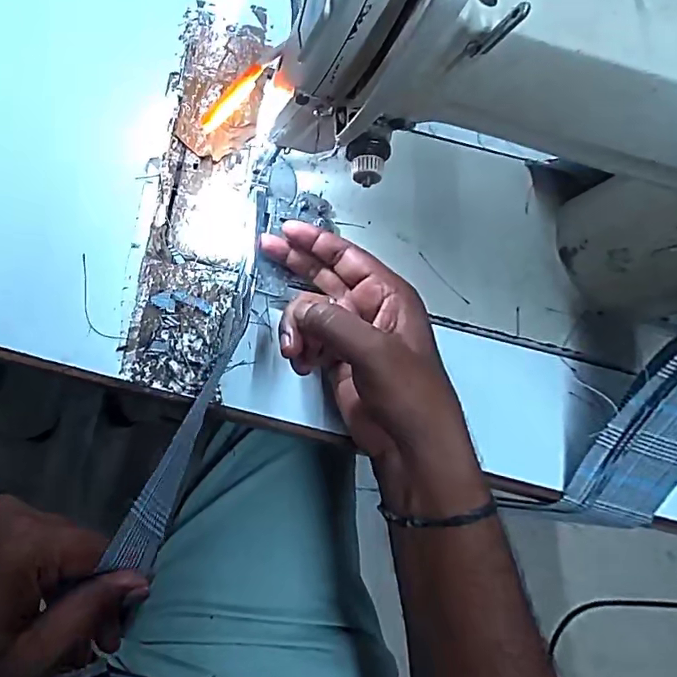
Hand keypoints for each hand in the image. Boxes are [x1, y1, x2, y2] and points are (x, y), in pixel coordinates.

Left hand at [0, 495, 148, 676]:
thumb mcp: (36, 658)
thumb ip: (89, 611)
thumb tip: (138, 579)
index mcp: (19, 537)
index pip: (94, 546)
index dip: (114, 589)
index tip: (114, 638)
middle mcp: (6, 510)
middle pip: (74, 542)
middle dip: (90, 590)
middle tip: (92, 647)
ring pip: (55, 542)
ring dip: (67, 586)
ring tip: (63, 639)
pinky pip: (30, 540)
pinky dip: (41, 574)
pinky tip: (37, 615)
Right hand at [259, 221, 488, 517]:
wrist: (410, 446)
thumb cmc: (408, 394)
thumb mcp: (373, 351)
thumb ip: (332, 321)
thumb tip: (298, 308)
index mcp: (387, 297)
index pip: (347, 258)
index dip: (317, 241)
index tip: (287, 230)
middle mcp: (367, 310)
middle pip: (324, 276)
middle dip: (295, 264)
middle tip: (266, 248)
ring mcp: (350, 335)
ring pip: (308, 312)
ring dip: (295, 327)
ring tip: (295, 350)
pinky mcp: (336, 358)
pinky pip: (306, 338)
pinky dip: (298, 346)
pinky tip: (301, 361)